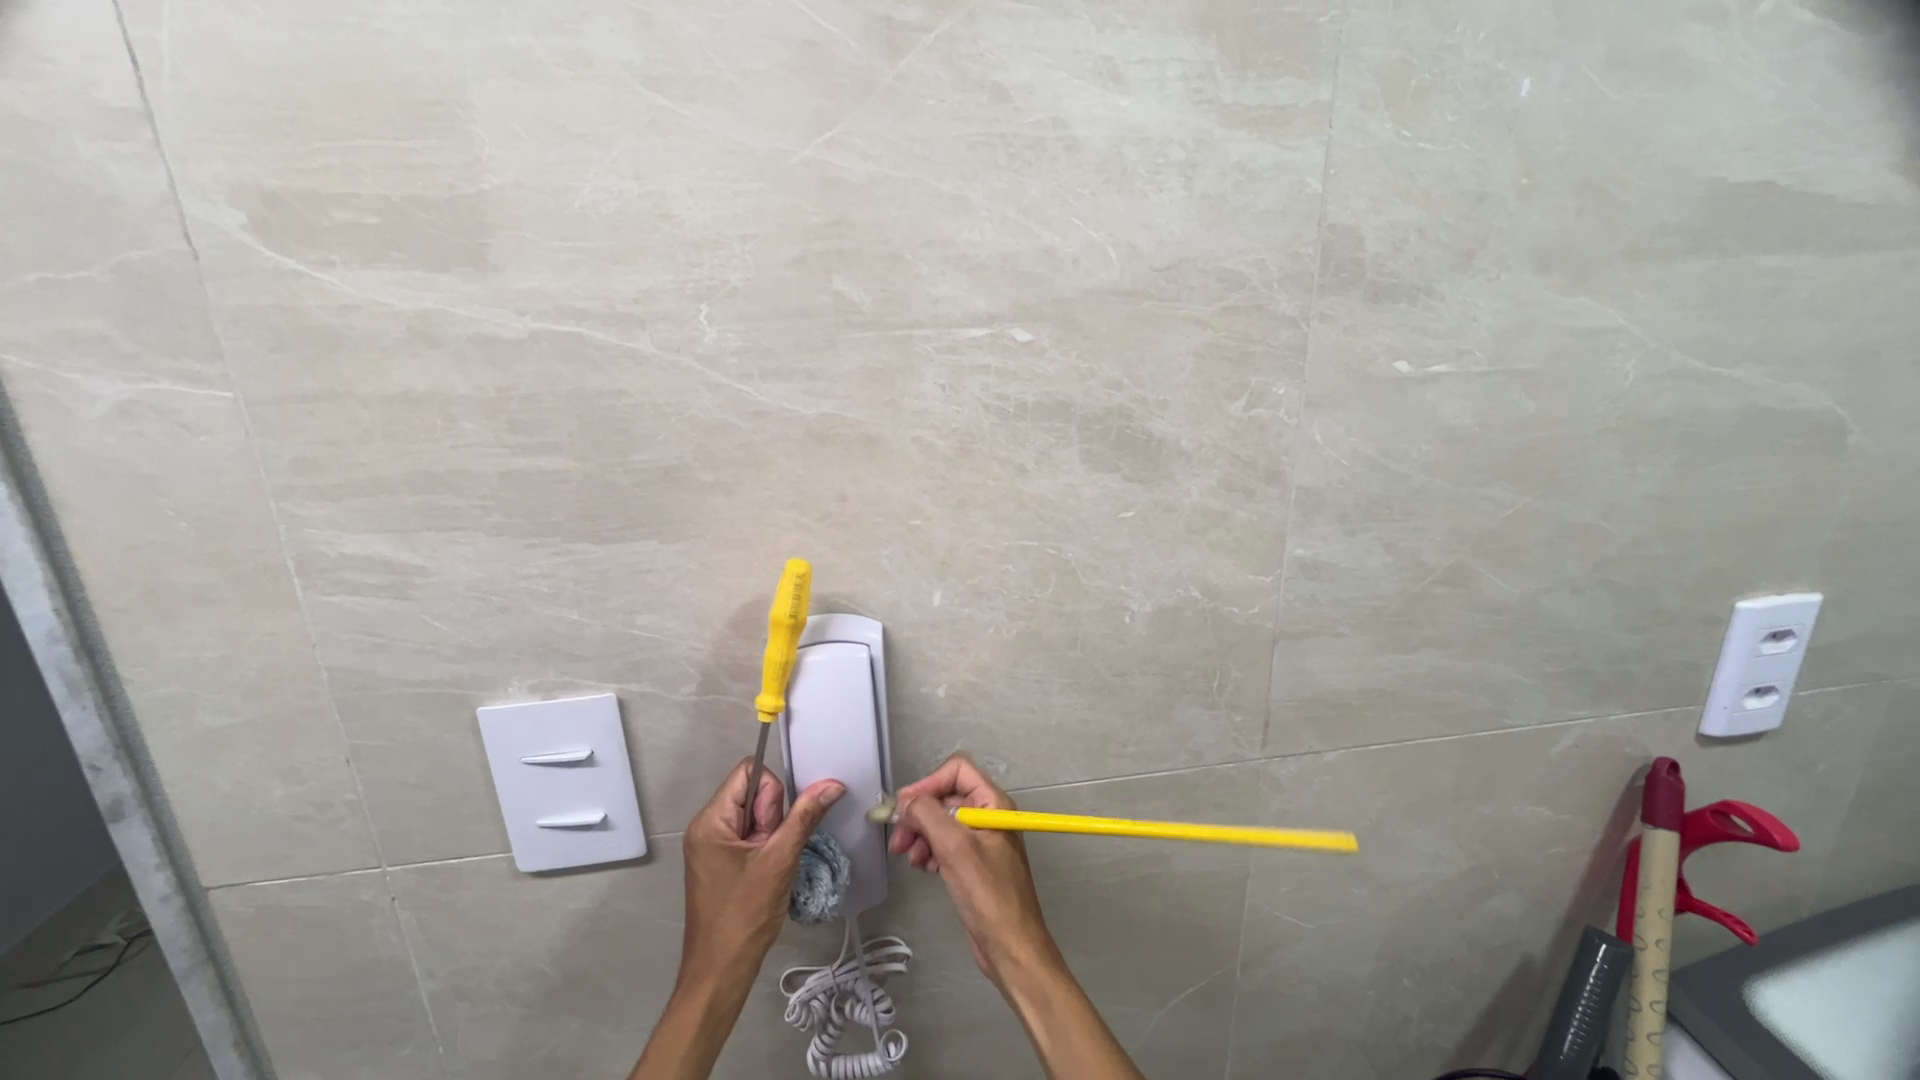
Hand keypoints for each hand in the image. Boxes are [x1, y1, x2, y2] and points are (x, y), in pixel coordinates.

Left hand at [679, 758, 844, 993]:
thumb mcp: (780, 860)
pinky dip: (765, 846)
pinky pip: (748, 834)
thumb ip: (806, 816)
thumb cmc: (745, 914)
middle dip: (772, 816)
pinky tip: (767, 871)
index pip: (749, 771)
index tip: (774, 827)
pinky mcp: (719, 860)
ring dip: (771, 834)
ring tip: (769, 866)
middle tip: (772, 852)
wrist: (721, 969)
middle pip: (752, 791)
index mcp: (711, 819)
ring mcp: (711, 844)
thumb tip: (832, 785)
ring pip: (754, 814)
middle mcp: (706, 825)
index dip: (771, 792)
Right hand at [888, 754, 1058, 986]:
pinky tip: (923, 868)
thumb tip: (906, 801)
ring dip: (921, 835)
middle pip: (946, 797)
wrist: (1010, 946)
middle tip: (899, 841)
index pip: (958, 771)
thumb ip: (928, 815)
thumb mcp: (955, 848)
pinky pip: (945, 845)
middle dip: (920, 815)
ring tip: (910, 859)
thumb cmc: (988, 895)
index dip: (929, 783)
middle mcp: (988, 816)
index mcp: (993, 804)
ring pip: (942, 822)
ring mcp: (981, 841)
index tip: (905, 806)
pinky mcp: (973, 864)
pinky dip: (930, 852)